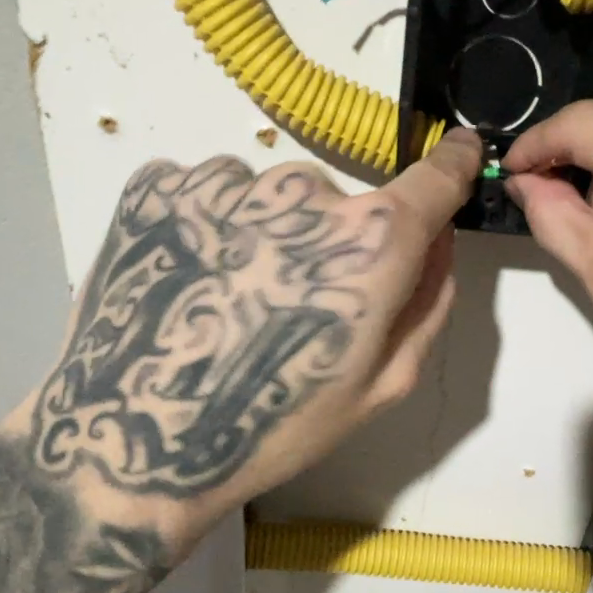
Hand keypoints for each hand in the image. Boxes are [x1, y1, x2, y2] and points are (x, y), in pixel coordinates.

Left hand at [31, 131, 482, 551]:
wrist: (133, 440)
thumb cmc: (271, 425)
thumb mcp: (379, 388)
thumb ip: (426, 303)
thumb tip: (440, 240)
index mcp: (368, 246)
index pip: (433, 180)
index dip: (452, 165)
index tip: (459, 152)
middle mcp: (302, 192)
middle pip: (340, 202)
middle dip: (331, 244)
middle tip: (289, 312)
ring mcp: (225, 181)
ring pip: (272, 198)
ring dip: (267, 236)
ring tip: (230, 304)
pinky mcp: (159, 184)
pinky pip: (213, 193)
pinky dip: (214, 228)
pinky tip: (191, 284)